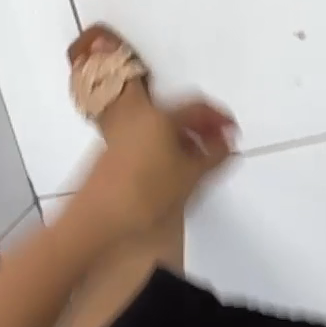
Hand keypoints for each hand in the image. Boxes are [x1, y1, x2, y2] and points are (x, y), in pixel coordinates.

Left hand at [64, 99, 237, 244]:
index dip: (219, 117)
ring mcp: (123, 134)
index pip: (199, 105)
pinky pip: (147, 140)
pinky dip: (164, 148)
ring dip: (183, 140)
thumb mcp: (190, 176)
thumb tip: (227, 145)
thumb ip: (214, 156)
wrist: (94, 220)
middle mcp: (140, 118)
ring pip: (161, 129)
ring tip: (197, 162)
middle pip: (179, 114)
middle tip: (217, 144)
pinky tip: (171, 173)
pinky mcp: (113, 153)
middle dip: (201, 128)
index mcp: (161, 116)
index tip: (231, 129)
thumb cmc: (142, 195)